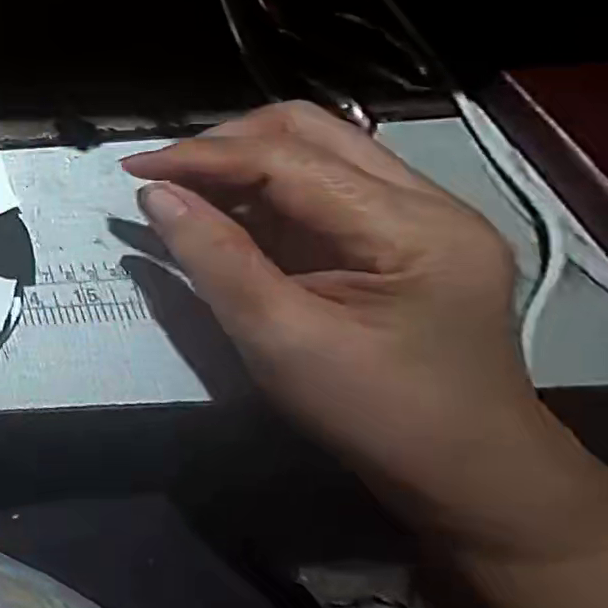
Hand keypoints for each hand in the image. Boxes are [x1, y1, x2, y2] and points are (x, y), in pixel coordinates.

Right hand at [122, 103, 599, 556]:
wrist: (471, 479)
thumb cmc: (379, 418)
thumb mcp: (281, 341)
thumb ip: (215, 259)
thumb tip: (154, 195)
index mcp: (413, 227)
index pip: (287, 157)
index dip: (203, 156)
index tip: (136, 170)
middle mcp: (426, 199)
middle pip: (306, 129)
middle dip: (225, 145)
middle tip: (169, 178)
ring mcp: (418, 210)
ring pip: (312, 146)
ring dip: (241, 162)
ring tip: (190, 194)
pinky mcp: (398, 228)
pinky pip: (317, 181)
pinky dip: (262, 188)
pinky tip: (229, 214)